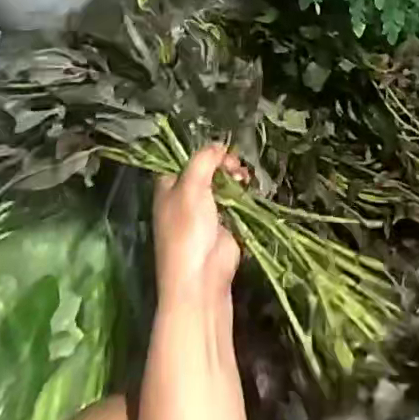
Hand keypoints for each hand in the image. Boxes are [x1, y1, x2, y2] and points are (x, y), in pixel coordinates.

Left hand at [152, 144, 245, 308]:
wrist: (202, 274)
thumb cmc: (188, 228)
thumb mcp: (191, 187)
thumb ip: (204, 160)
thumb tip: (219, 145)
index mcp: (169, 186)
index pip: (184, 158)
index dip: (202, 151)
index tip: (220, 149)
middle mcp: (185, 195)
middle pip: (207, 168)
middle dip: (223, 162)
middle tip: (235, 165)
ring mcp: (206, 208)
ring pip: (222, 181)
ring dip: (235, 175)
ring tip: (243, 177)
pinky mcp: (225, 220)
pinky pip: (235, 197)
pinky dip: (243, 190)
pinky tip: (249, 187)